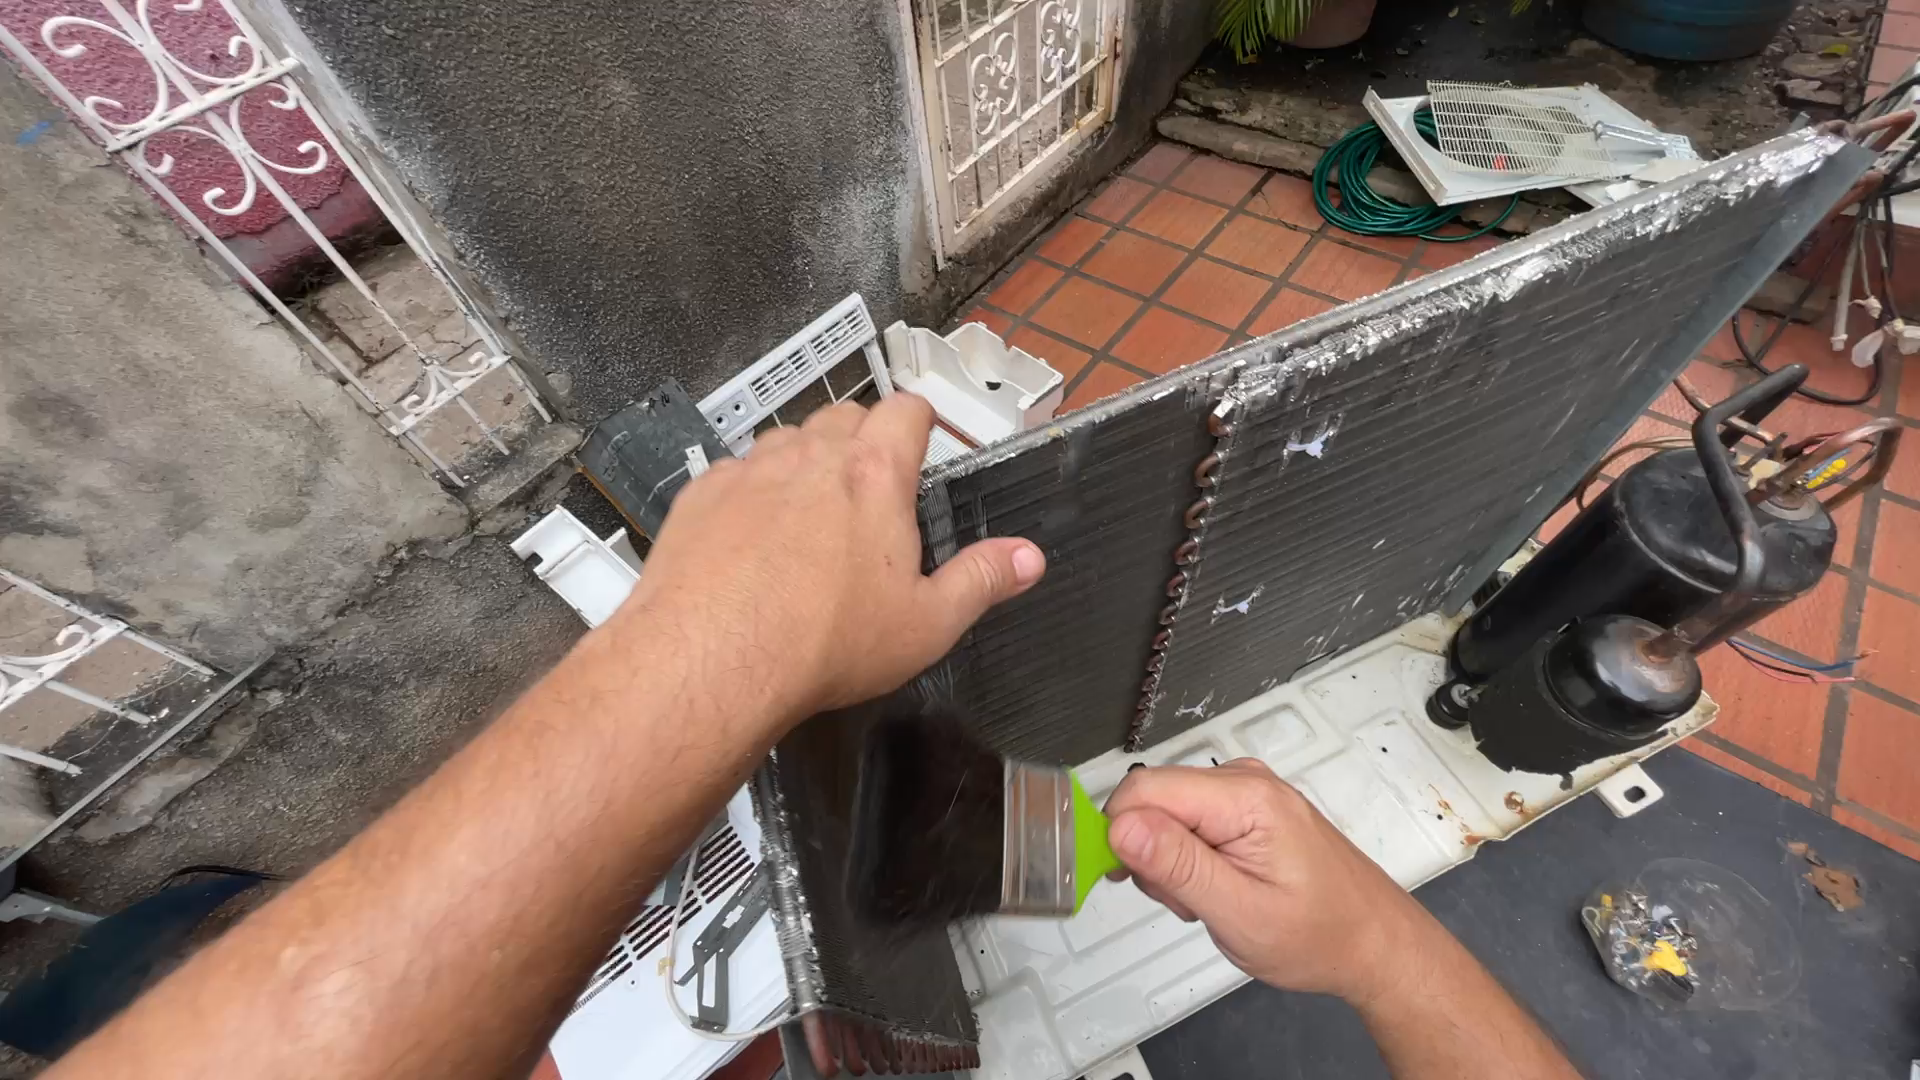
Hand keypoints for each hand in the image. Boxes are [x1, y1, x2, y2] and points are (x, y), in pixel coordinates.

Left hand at [624, 393, 1045, 726]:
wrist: (711, 660)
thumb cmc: (831, 641)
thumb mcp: (927, 623)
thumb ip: (983, 580)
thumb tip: (1032, 556)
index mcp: (875, 474)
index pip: (907, 409)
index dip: (920, 421)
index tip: (922, 444)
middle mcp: (811, 454)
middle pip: (846, 416)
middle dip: (863, 440)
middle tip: (869, 493)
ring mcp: (749, 469)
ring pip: (788, 439)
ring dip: (807, 461)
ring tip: (810, 515)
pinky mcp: (701, 494)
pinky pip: (737, 472)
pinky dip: (752, 491)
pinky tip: (750, 539)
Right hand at [1104, 759, 1433, 1004]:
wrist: (1374, 943)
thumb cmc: (1321, 935)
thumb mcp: (1241, 914)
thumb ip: (1178, 866)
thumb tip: (1121, 827)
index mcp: (1245, 797)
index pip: (1145, 788)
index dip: (1120, 831)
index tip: (1119, 874)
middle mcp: (1242, 779)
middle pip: (1152, 796)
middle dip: (1148, 850)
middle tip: (1184, 898)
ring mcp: (1243, 788)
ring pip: (1165, 808)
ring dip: (1167, 856)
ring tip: (1207, 896)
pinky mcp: (1241, 801)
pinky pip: (1186, 815)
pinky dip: (1185, 852)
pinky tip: (1215, 880)